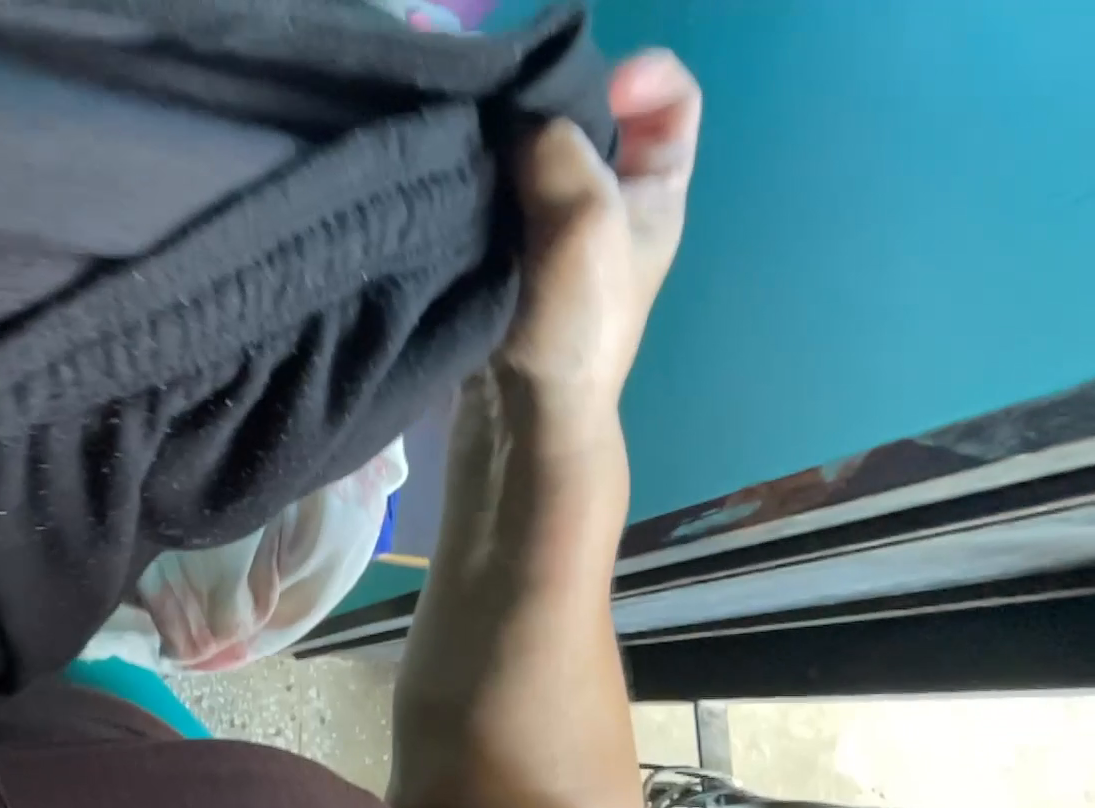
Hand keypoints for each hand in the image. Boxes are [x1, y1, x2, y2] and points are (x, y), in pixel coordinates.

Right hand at [495, 50, 701, 404]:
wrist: (528, 408)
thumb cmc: (577, 323)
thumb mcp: (588, 223)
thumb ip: (560, 155)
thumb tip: (519, 124)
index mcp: (654, 192)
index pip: (670, 103)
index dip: (641, 78)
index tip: (588, 92)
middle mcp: (606, 203)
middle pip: (592, 124)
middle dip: (555, 109)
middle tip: (509, 115)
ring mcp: (552, 232)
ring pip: (536, 163)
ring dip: (507, 151)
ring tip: (472, 149)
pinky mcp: (504, 256)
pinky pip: (496, 201)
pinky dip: (480, 187)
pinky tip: (456, 187)